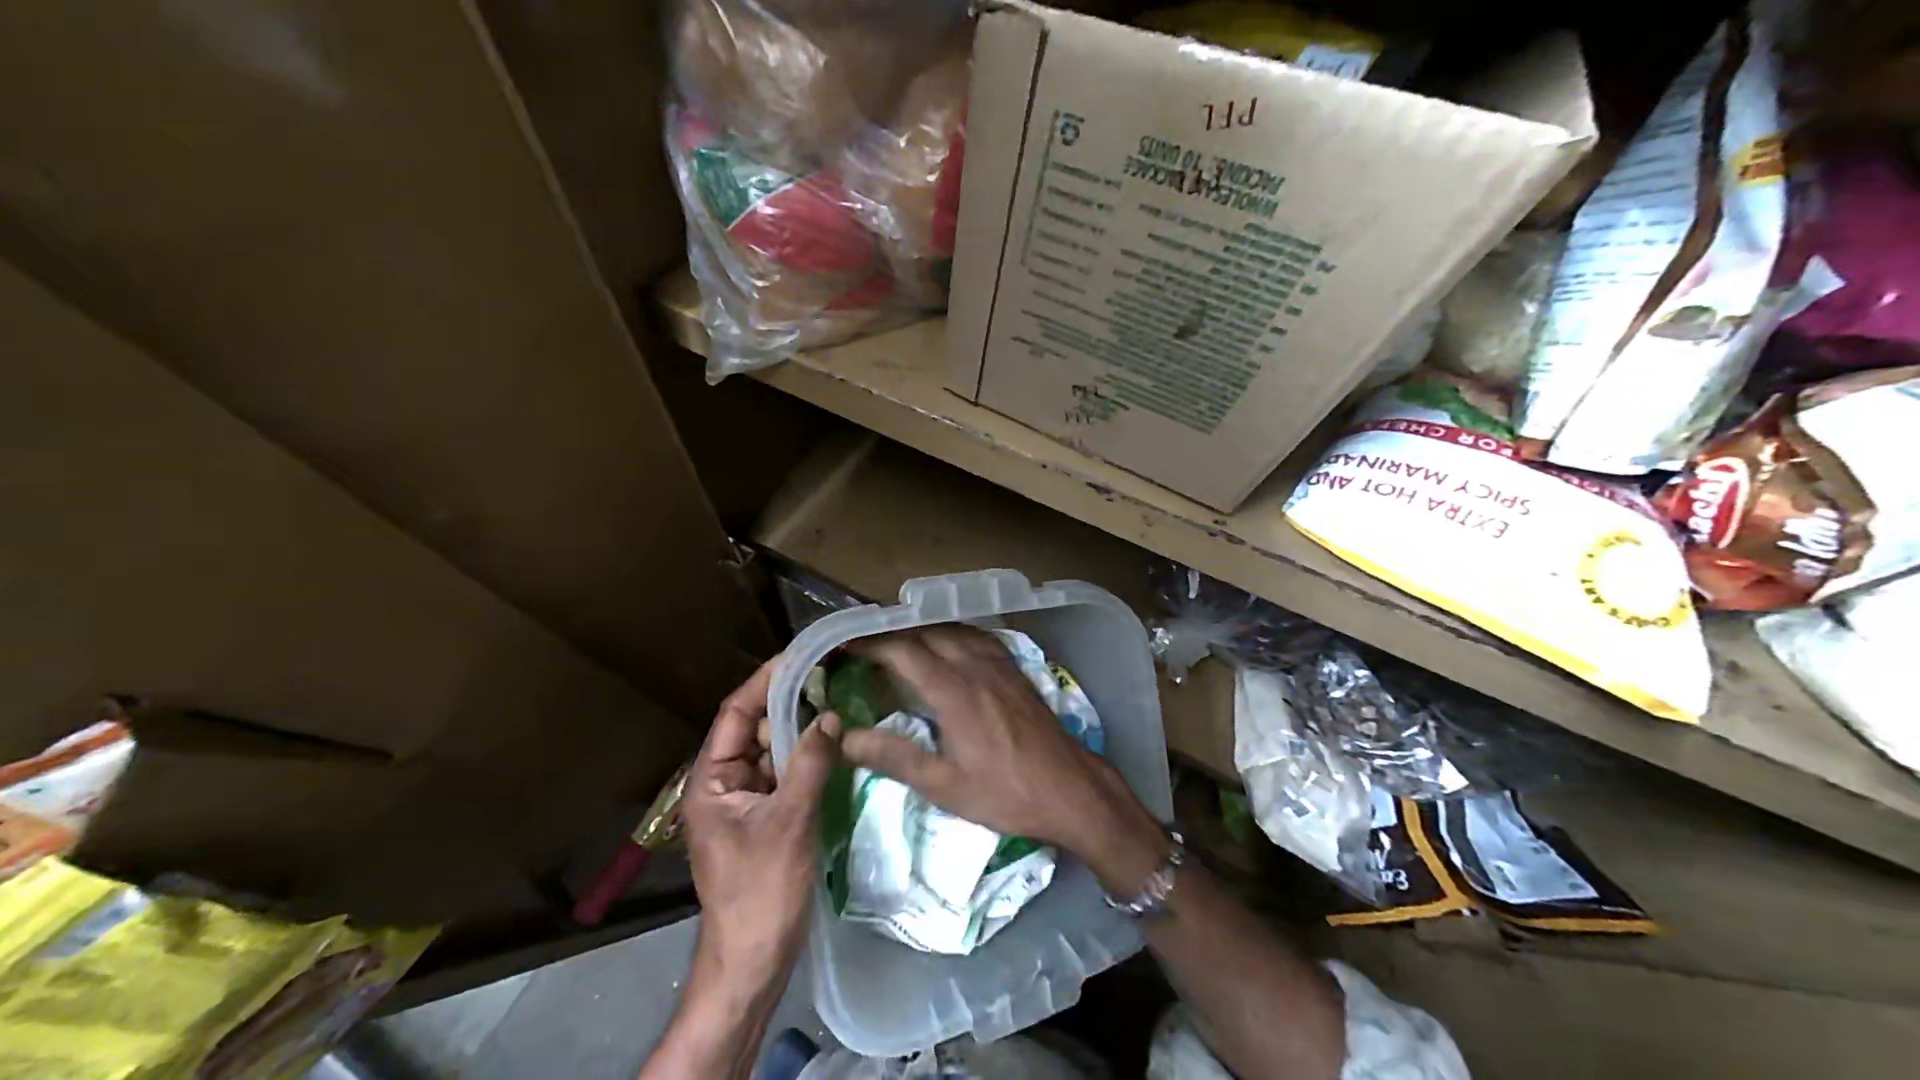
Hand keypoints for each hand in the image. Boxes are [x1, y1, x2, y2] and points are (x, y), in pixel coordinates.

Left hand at [683, 655, 840, 984]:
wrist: (754, 960)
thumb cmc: (761, 891)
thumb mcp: (789, 822)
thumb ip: (810, 763)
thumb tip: (829, 716)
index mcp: (711, 780)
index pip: (735, 713)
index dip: (764, 682)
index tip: (799, 656)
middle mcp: (724, 784)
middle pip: (755, 729)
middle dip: (790, 705)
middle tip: (831, 679)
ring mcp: (746, 802)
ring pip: (774, 752)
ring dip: (802, 732)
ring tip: (839, 704)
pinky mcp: (766, 819)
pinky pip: (786, 776)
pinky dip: (808, 760)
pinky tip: (835, 746)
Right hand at [840, 625, 1169, 893]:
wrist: (1072, 791)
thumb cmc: (1006, 794)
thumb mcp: (946, 786)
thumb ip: (896, 758)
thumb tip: (846, 737)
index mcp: (955, 692)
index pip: (904, 652)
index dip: (872, 644)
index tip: (846, 644)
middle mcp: (976, 668)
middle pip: (928, 634)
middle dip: (894, 632)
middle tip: (867, 642)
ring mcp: (1001, 667)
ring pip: (955, 630)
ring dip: (924, 629)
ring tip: (901, 638)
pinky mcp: (1017, 673)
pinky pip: (980, 638)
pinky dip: (955, 633)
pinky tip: (952, 644)